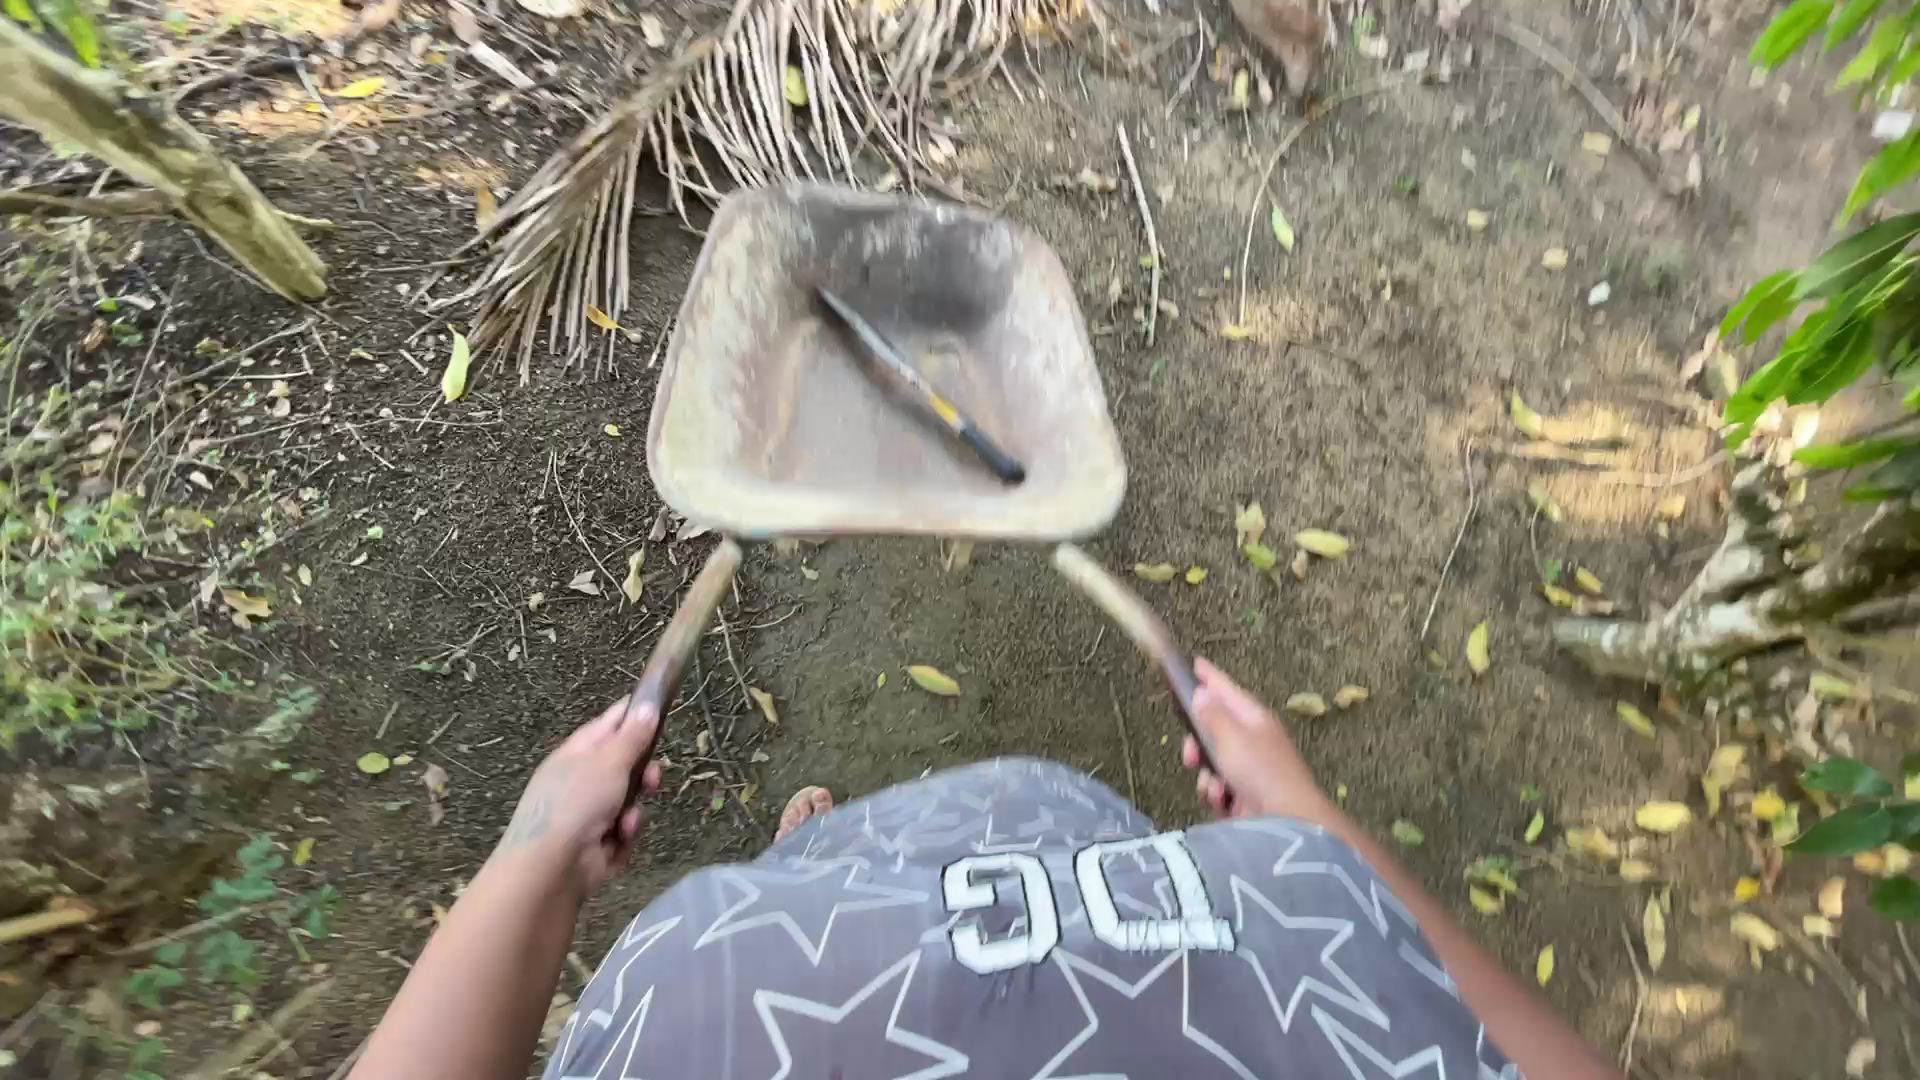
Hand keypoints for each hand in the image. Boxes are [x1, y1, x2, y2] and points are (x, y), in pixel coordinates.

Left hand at [486, 694, 662, 900]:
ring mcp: (588, 812)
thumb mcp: (609, 761)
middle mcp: (582, 780)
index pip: (611, 723)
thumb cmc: (576, 803)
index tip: (662, 708)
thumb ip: (633, 734)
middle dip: (644, 772)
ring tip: (628, 820)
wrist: (550, 868)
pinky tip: (617, 840)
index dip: (636, 714)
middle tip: (652, 778)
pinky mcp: (598, 842)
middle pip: (627, 764)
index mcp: (578, 753)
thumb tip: (649, 705)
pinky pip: (626, 829)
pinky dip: (625, 834)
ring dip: (635, 809)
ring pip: (631, 799)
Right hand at [1180, 658, 1333, 820]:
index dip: (1210, 677)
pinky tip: (1223, 801)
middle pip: (1212, 730)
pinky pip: (1217, 787)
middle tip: (1191, 754)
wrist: (1288, 820)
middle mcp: (1251, 740)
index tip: (1194, 662)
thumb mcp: (1231, 737)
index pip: (1226, 690)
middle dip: (1197, 744)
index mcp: (1253, 719)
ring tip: (1215, 786)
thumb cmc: (1261, 771)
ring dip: (1206, 775)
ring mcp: (1248, 769)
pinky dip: (1216, 794)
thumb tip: (1201, 693)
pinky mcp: (1244, 795)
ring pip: (1211, 762)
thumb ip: (1211, 715)